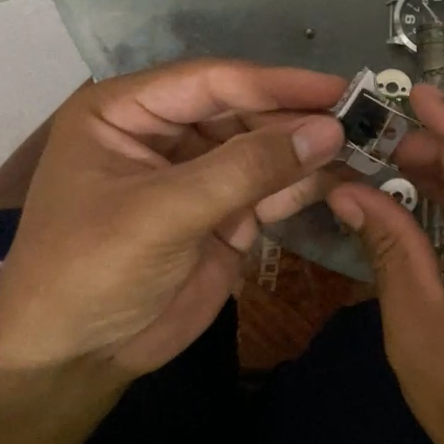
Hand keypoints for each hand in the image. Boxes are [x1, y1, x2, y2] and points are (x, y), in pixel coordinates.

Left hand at [0, 59, 347, 377]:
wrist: (76, 361)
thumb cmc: (91, 273)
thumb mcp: (165, 214)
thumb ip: (249, 168)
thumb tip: (330, 129)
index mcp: (126, 113)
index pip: (213, 82)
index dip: (278, 84)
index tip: (338, 88)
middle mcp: (166, 133)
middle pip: (248, 110)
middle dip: (301, 118)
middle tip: (364, 121)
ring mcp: (200, 172)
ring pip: (268, 146)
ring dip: (313, 149)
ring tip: (368, 147)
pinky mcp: (228, 209)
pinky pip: (276, 184)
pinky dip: (309, 183)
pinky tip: (347, 179)